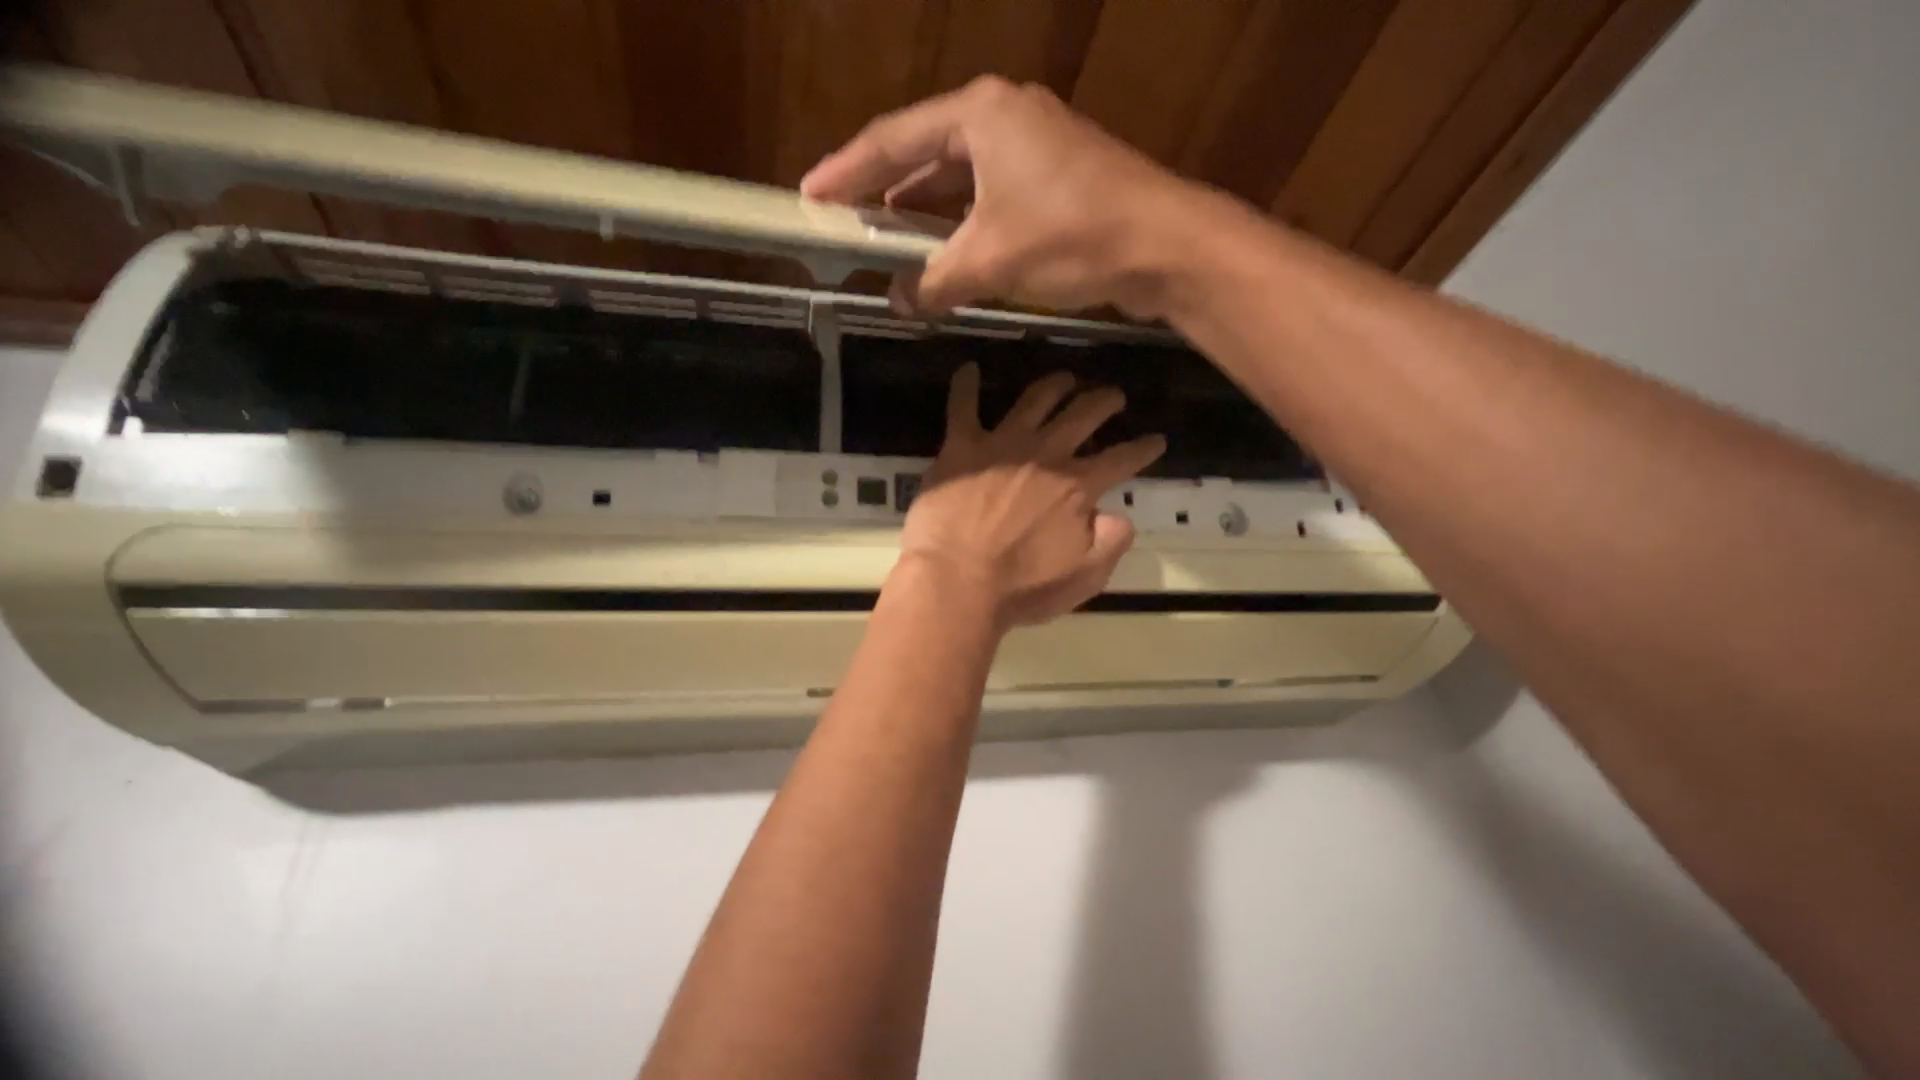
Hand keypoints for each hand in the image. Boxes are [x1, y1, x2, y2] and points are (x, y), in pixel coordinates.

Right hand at [801, 75, 1213, 317]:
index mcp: (980, 115)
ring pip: (959, 175)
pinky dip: (961, 221)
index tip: (810, 194)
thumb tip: (899, 300)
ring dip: (924, 210)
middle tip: (842, 219)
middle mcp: (1004, 117)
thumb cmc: (1072, 235)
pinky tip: (943, 249)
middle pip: (925, 151)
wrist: (1166, 245)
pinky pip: (989, 193)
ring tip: (883, 239)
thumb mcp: (990, 260)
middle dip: (884, 190)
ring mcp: (1034, 144)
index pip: (894, 139)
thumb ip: (934, 280)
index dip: (848, 170)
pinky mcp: (1055, 176)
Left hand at [896, 364, 1166, 629]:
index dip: (1143, 449)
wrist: (957, 582)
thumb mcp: (1085, 576)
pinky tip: (968, 369)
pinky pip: (963, 406)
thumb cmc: (1021, 588)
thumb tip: (1119, 517)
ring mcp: (1001, 445)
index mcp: (1078, 486)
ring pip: (1034, 400)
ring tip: (1064, 379)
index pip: (1122, 459)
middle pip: (1083, 415)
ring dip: (1054, 385)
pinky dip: (965, 385)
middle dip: (1104, 401)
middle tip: (1113, 396)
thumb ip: (1111, 543)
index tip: (1156, 440)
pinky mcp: (961, 448)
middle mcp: (1045, 454)